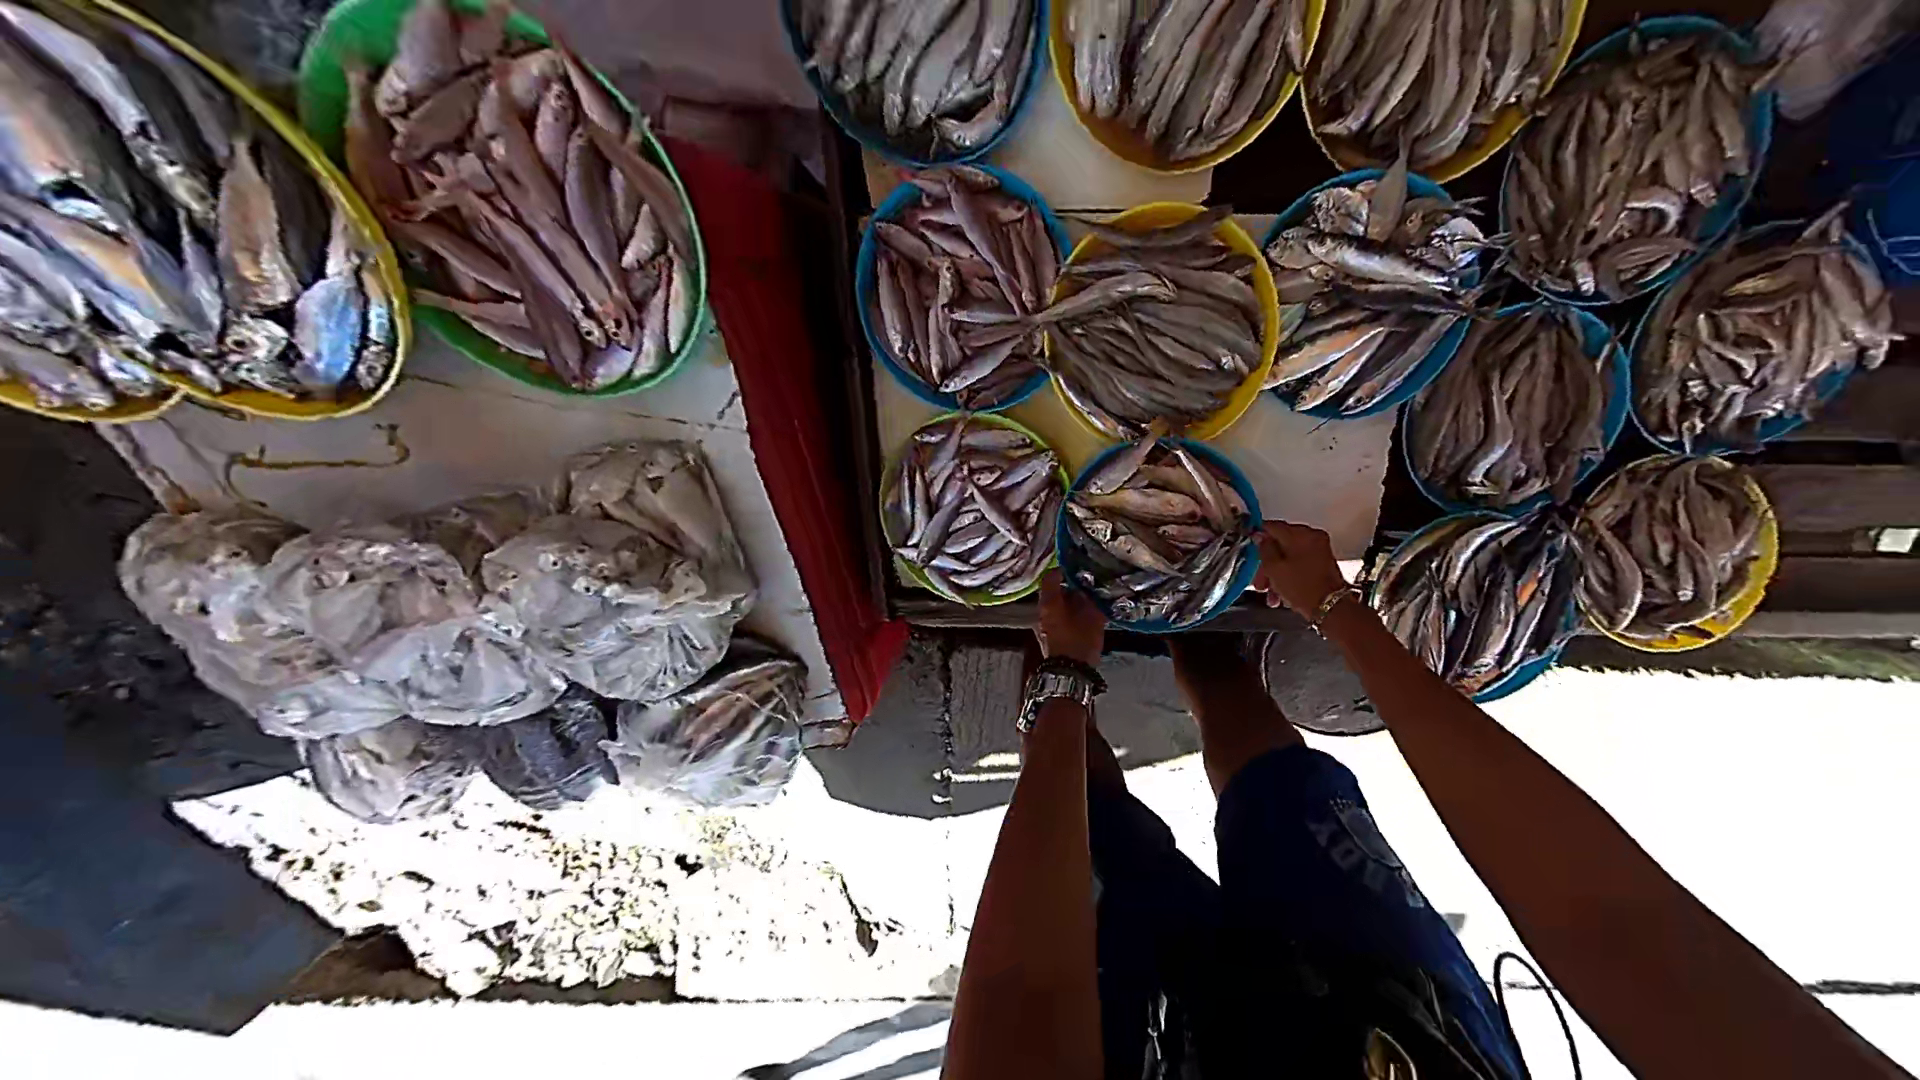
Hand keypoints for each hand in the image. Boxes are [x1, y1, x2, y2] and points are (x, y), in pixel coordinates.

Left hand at [1036, 569, 1105, 665]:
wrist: (1070, 673)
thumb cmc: (1079, 642)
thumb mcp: (1092, 618)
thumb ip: (1090, 600)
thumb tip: (1089, 587)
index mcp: (1049, 603)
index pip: (1050, 578)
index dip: (1063, 570)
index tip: (1077, 568)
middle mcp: (1043, 612)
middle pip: (1054, 592)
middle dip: (1070, 588)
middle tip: (1089, 586)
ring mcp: (1044, 625)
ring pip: (1057, 606)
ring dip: (1071, 603)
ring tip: (1089, 602)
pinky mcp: (1049, 637)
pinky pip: (1059, 619)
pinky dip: (1070, 615)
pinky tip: (1085, 618)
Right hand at [1251, 521, 1350, 616]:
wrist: (1331, 608)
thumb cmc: (1303, 588)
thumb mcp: (1274, 568)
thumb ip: (1264, 549)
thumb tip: (1259, 537)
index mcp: (1301, 534)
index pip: (1272, 526)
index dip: (1257, 534)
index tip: (1248, 541)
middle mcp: (1313, 538)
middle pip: (1280, 543)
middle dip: (1266, 561)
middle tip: (1258, 577)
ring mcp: (1319, 550)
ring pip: (1288, 555)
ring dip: (1276, 572)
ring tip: (1269, 592)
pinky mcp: (1323, 563)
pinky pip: (1299, 563)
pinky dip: (1288, 574)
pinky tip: (1281, 592)